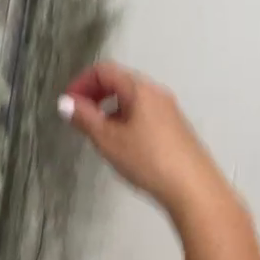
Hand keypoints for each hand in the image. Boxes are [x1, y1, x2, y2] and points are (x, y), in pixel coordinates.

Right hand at [59, 62, 229, 213]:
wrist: (193, 189)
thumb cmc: (150, 161)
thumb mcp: (107, 139)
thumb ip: (84, 117)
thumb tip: (66, 103)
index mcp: (140, 89)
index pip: (104, 71)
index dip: (81, 83)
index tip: (68, 103)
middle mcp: (157, 94)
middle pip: (119, 82)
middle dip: (94, 95)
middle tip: (78, 116)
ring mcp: (169, 111)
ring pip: (132, 100)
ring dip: (109, 109)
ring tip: (98, 135)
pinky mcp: (175, 129)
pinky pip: (144, 114)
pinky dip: (126, 120)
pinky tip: (123, 146)